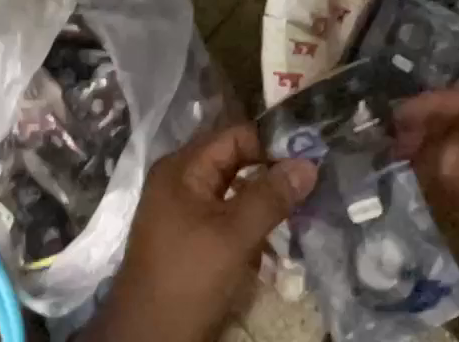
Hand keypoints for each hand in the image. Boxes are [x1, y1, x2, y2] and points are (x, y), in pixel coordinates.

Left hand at [82, 123, 317, 341]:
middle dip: (270, 174)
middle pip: (234, 162)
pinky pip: (225, 217)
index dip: (272, 142)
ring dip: (262, 203)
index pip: (235, 136)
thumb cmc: (188, 278)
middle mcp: (180, 180)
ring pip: (232, 192)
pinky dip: (248, 226)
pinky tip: (269, 245)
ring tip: (297, 212)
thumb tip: (308, 162)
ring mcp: (182, 210)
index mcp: (183, 167)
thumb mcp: (234, 236)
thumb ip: (271, 197)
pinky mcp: (188, 238)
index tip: (311, 155)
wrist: (147, 338)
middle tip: (310, 183)